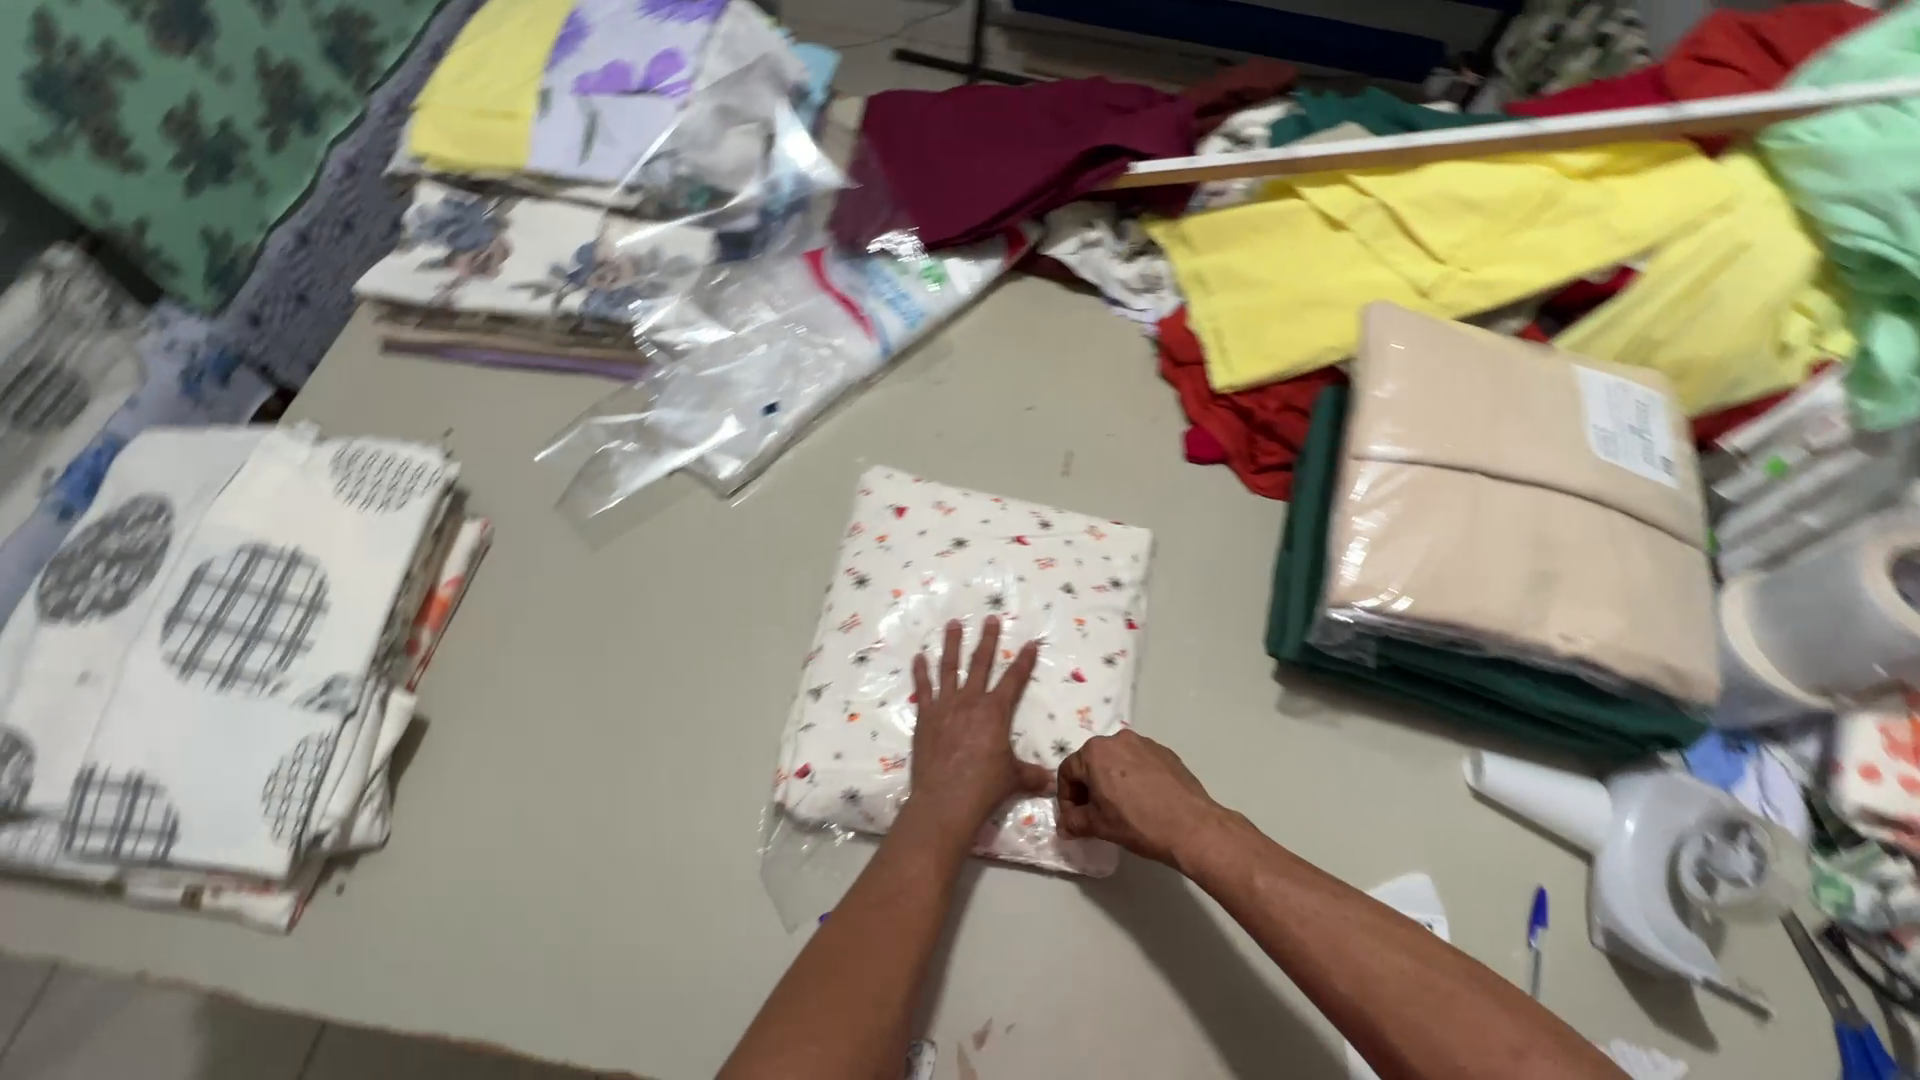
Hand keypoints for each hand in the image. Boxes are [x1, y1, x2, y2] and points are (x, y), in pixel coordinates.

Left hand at [907, 617, 1052, 832]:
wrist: (946, 799)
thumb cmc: (985, 786)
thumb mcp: (1014, 779)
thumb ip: (1031, 775)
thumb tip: (1051, 782)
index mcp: (996, 712)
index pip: (1015, 680)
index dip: (1024, 661)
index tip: (1031, 643)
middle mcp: (971, 701)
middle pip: (981, 663)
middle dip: (988, 640)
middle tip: (990, 618)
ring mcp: (945, 706)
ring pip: (949, 667)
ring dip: (952, 644)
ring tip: (953, 623)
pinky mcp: (925, 717)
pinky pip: (922, 688)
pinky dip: (920, 672)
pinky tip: (918, 656)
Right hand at [1057, 730, 1226, 866]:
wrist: (1191, 826)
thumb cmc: (1138, 823)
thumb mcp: (1099, 826)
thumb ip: (1074, 822)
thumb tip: (1064, 826)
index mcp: (1095, 752)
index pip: (1068, 772)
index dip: (1066, 798)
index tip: (1074, 819)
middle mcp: (1117, 739)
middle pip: (1092, 762)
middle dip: (1088, 787)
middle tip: (1094, 813)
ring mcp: (1144, 743)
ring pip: (1117, 760)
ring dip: (1111, 781)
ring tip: (1120, 807)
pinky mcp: (1165, 752)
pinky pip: (1139, 762)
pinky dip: (1134, 777)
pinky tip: (1143, 800)